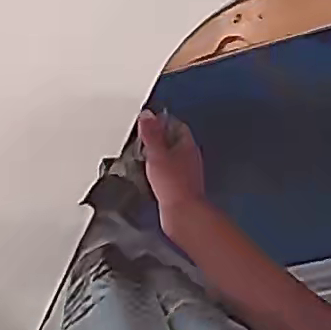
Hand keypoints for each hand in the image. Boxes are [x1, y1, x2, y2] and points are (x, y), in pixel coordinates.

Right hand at [137, 110, 207, 225]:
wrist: (183, 214)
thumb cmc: (173, 184)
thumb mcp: (157, 153)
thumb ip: (151, 133)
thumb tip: (147, 114)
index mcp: (186, 143)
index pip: (175, 123)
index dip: (161, 120)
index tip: (146, 121)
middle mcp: (189, 156)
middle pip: (173, 139)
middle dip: (157, 138)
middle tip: (141, 138)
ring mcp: (185, 172)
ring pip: (170, 156)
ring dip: (157, 155)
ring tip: (141, 156)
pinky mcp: (179, 186)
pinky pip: (168, 172)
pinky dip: (158, 170)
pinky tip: (148, 175)